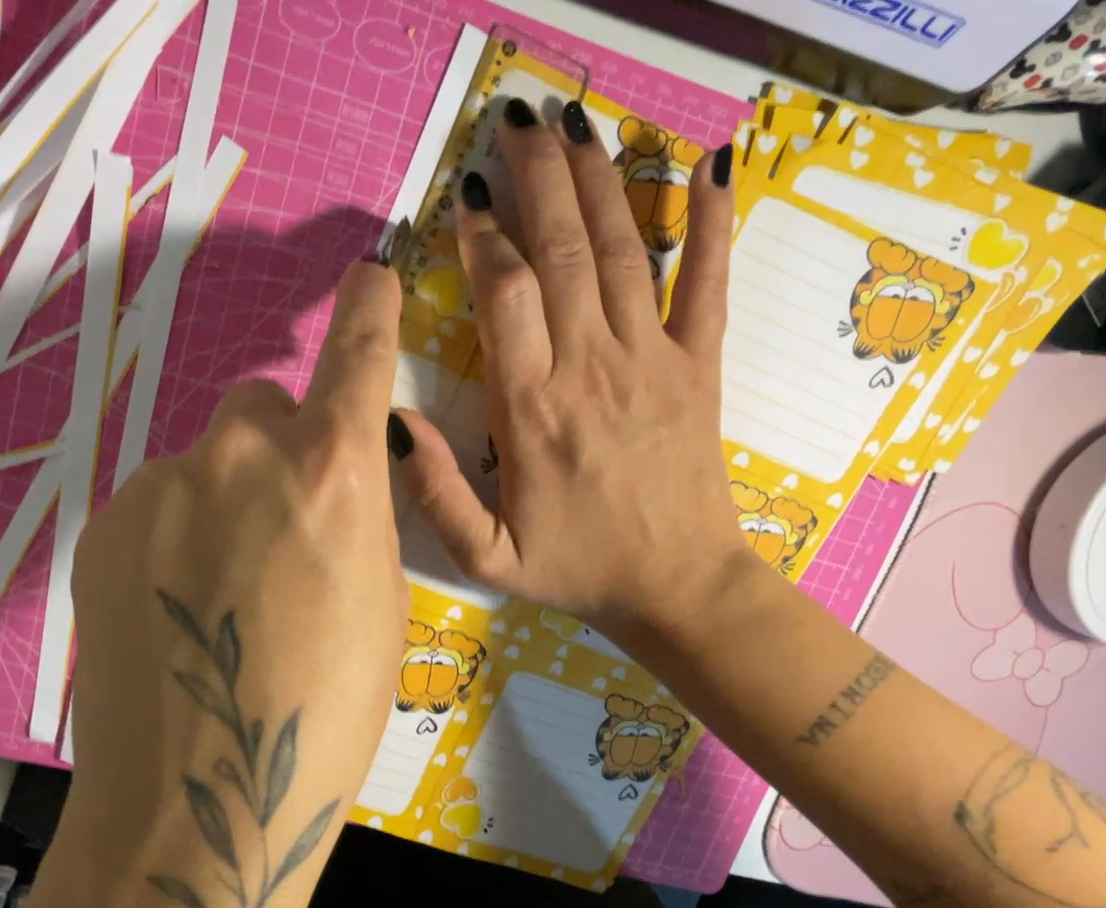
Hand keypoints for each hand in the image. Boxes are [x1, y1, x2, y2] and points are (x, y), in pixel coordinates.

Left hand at [64, 258, 407, 893]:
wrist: (201, 798)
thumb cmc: (326, 714)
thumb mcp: (380, 604)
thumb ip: (356, 516)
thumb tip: (330, 477)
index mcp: (330, 472)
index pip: (356, 351)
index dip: (368, 306)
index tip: (369, 271)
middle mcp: (239, 454)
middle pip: (262, 405)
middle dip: (281, 445)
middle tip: (285, 526)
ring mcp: (158, 487)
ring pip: (206, 462)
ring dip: (223, 498)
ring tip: (223, 592)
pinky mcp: (103, 528)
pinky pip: (156, 504)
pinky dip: (174, 534)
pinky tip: (175, 609)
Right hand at [392, 100, 749, 639]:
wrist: (677, 589)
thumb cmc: (576, 569)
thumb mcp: (485, 555)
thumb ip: (434, 491)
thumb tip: (393, 417)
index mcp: (532, 409)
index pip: (506, 294)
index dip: (485, 235)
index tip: (467, 193)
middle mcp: (590, 367)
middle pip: (562, 249)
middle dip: (536, 177)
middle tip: (515, 119)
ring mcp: (651, 360)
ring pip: (622, 250)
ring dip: (598, 179)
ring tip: (574, 121)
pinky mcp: (698, 366)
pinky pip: (708, 283)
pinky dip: (711, 223)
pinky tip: (711, 165)